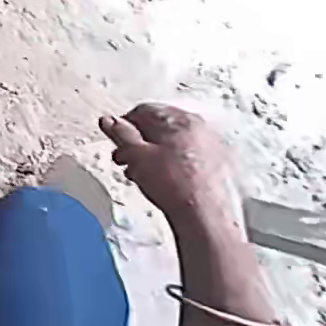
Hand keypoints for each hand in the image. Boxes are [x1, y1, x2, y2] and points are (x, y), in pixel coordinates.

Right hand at [100, 103, 243, 240]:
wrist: (204, 214)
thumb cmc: (173, 184)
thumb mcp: (136, 156)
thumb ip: (120, 134)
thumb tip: (109, 120)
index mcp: (179, 120)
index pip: (144, 110)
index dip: (124, 125)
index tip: (116, 139)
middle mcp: (199, 128)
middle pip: (159, 125)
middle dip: (138, 141)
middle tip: (126, 157)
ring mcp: (210, 145)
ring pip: (172, 140)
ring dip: (152, 152)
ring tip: (142, 172)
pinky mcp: (216, 163)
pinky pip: (186, 153)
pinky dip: (170, 161)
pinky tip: (162, 178)